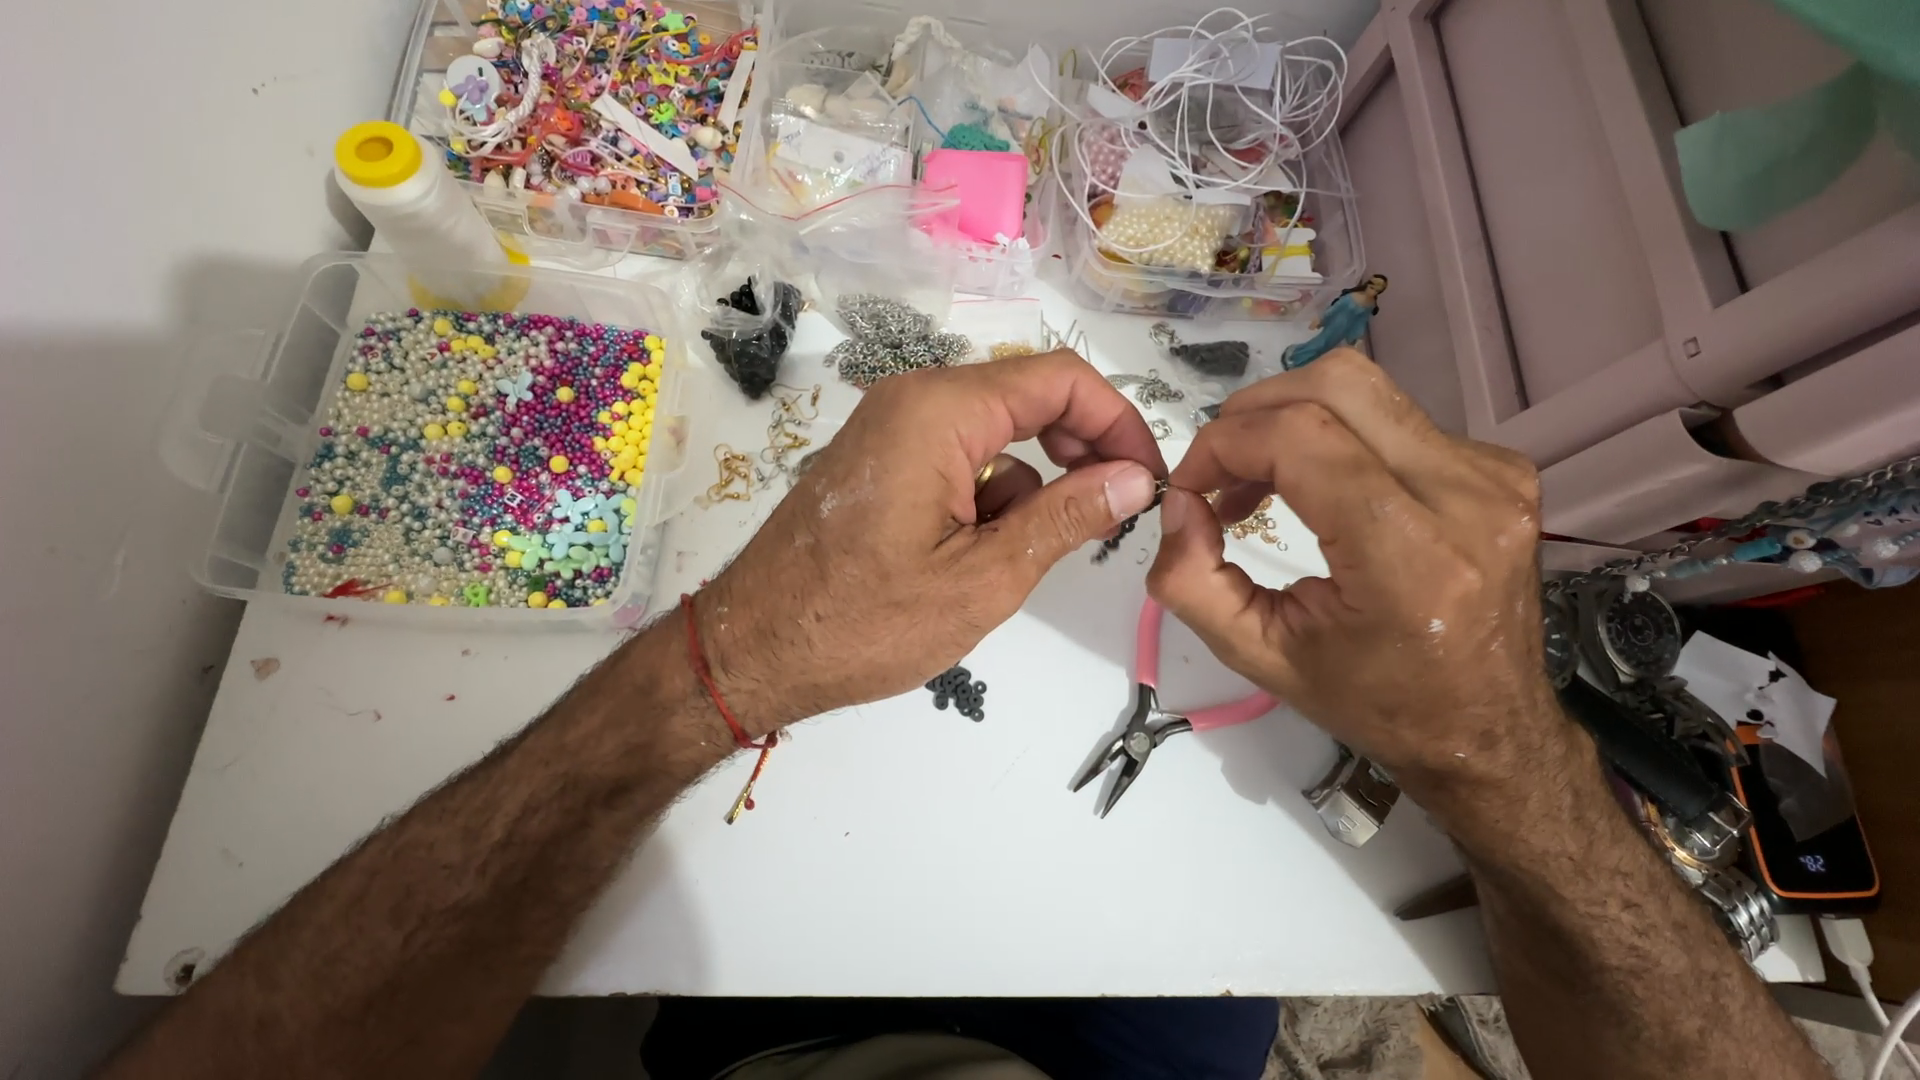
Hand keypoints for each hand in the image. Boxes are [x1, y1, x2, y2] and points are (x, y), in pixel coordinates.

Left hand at [696, 351, 1165, 734]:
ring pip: (996, 434)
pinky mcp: (881, 461)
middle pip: (1027, 398)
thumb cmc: (865, 623)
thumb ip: (1066, 519)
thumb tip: (1135, 477)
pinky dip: (985, 496)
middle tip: (1107, 513)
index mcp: (940, 412)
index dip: (1118, 421)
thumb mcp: (983, 579)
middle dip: (1078, 451)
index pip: (1058, 379)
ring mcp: (891, 429)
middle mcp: (913, 400)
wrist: (754, 651)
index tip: (1147, 479)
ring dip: (1028, 484)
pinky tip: (970, 554)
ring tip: (1017, 554)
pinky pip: (958, 457)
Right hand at [1147, 349, 1559, 798]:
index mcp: (1410, 556)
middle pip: (1335, 384)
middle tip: (1218, 472)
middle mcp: (1465, 496)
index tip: (1190, 487)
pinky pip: (1392, 418)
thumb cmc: (1371, 701)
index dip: (1224, 444)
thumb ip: (1192, 583)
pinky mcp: (1500, 469)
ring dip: (1288, 421)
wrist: (1487, 728)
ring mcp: (1493, 475)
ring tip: (1258, 483)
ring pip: (1364, 388)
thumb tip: (1178, 503)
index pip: (1300, 437)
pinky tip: (1315, 491)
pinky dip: (1332, 438)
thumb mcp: (1259, 658)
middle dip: (1251, 414)